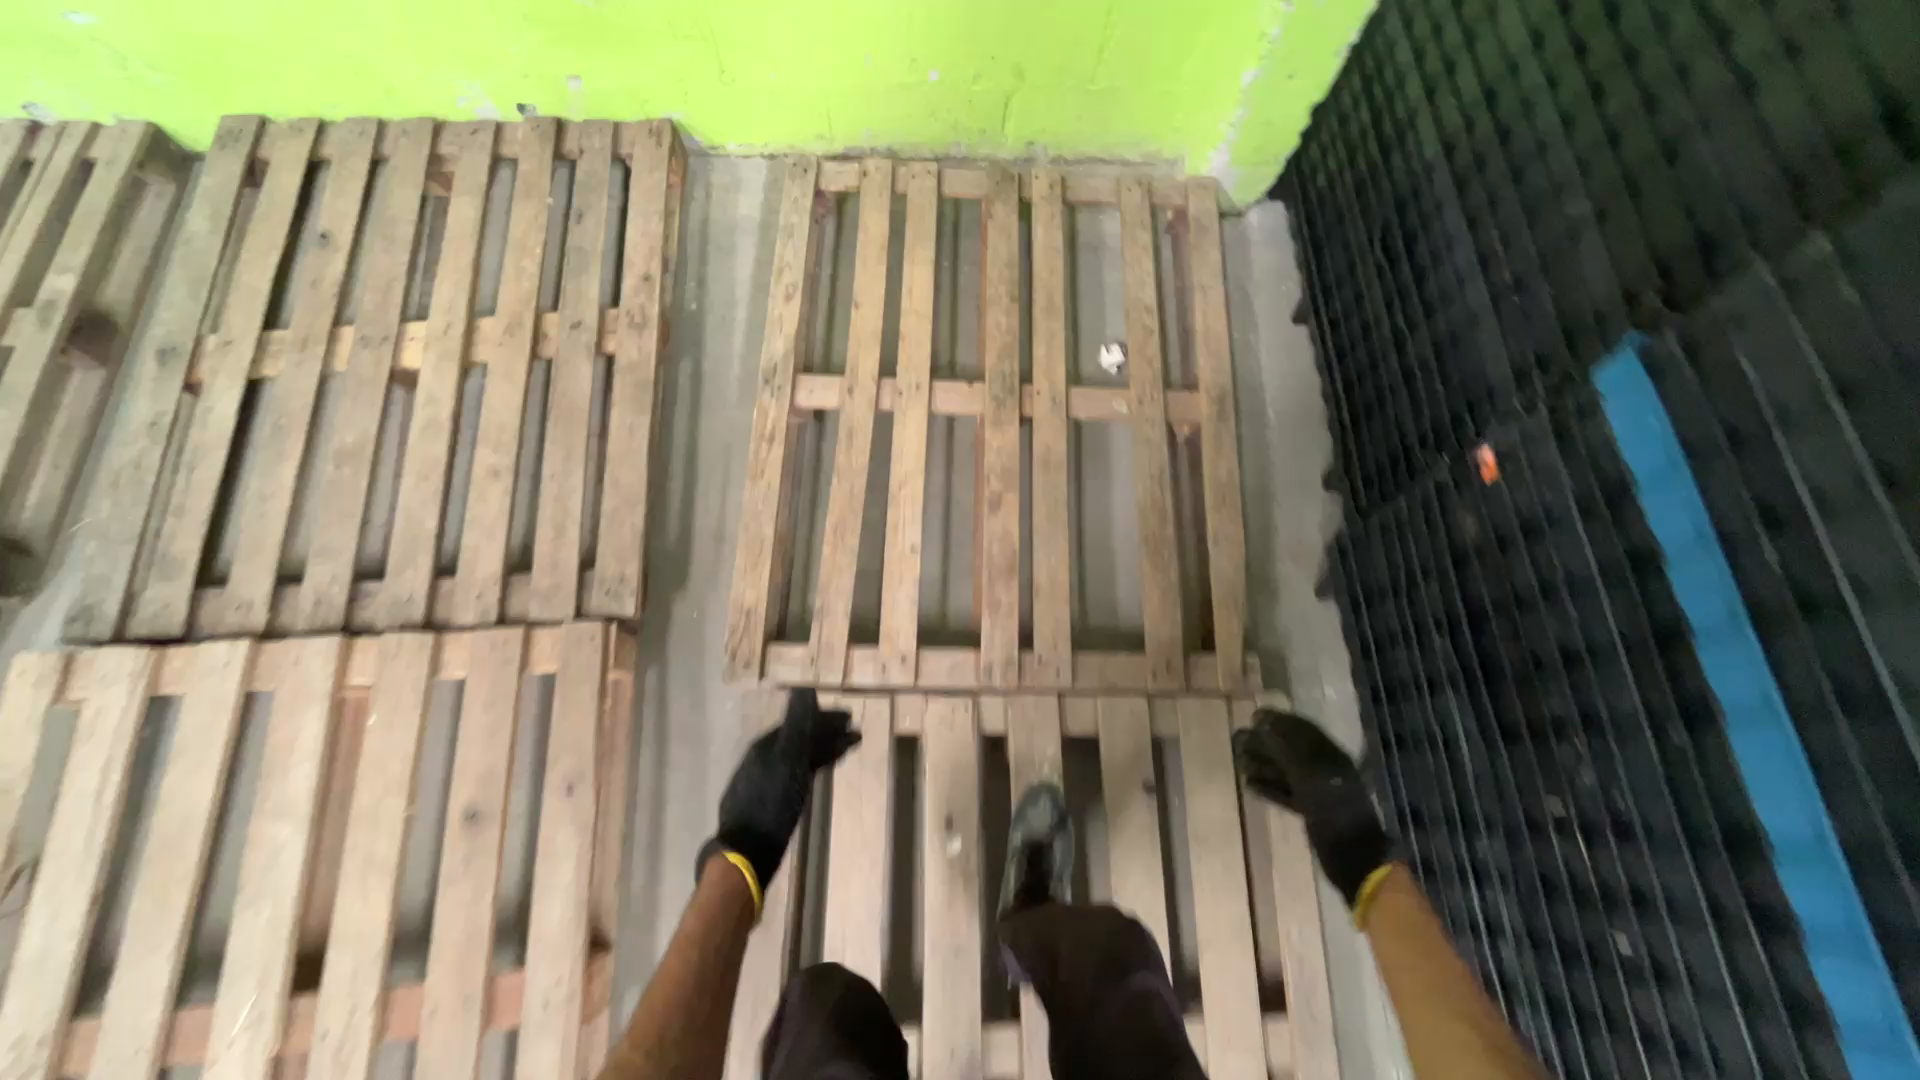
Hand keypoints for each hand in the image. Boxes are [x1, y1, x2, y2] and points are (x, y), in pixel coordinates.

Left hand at [699, 690, 859, 902]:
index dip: (826, 719)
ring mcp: (762, 780)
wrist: (746, 850)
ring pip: (798, 757)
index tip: (850, 718)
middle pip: (799, 738)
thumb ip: (798, 728)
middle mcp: (762, 758)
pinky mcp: (765, 801)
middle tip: (853, 733)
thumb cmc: (771, 804)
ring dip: (822, 750)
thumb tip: (805, 690)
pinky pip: (795, 774)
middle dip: (826, 733)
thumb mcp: (788, 762)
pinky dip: (812, 768)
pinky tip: (819, 774)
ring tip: (844, 751)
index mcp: (767, 745)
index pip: (800, 722)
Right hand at [1234, 709, 1390, 905]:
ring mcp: (1319, 791)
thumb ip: (1287, 750)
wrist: (1355, 861)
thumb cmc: (1335, 814)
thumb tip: (1262, 723)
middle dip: (1266, 743)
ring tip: (1239, 761)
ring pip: (1287, 772)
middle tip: (1238, 740)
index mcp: (1331, 756)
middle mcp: (1325, 769)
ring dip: (1263, 765)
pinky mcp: (1312, 812)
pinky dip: (1269, 788)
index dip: (1279, 721)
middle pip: (1291, 749)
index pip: (1302, 729)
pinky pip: (1287, 793)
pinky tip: (1250, 785)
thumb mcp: (1310, 777)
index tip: (1253, 716)